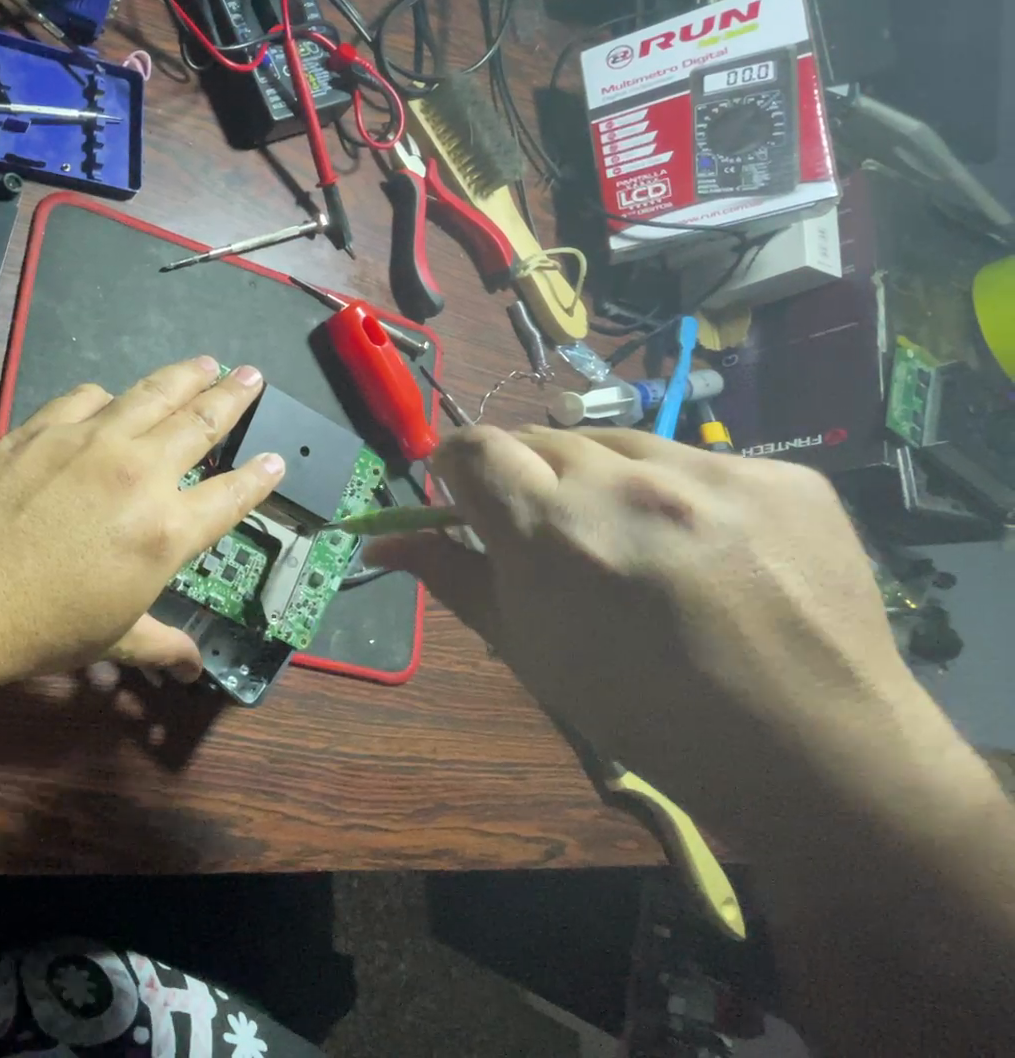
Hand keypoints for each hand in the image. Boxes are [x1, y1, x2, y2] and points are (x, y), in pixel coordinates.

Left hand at [0, 357, 284, 704]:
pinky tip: (110, 398)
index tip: (275, 459)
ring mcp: (89, 442)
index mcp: (167, 531)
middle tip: (252, 376)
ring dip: (185, 376)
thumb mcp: (113, 642)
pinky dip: (107, 397)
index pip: (231, 496)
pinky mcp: (42, 428)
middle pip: (200, 422)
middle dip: (234, 396)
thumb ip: (161, 646)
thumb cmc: (42, 629)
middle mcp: (139, 474)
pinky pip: (86, 397)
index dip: (259, 477)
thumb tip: (193, 671)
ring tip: (206, 362)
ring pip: (151, 394)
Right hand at [366, 426, 930, 820]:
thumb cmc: (633, 705)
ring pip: (615, 442)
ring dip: (597, 477)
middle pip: (539, 439)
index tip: (465, 497)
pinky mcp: (781, 475)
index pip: (474, 447)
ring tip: (628, 540)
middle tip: (548, 533)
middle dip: (525, 476)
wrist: (807, 746)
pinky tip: (698, 547)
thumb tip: (378, 543)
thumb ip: (447, 574)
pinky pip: (692, 460)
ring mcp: (713, 473)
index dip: (457, 467)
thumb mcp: (521, 643)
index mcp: (549, 533)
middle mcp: (626, 485)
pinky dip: (672, 490)